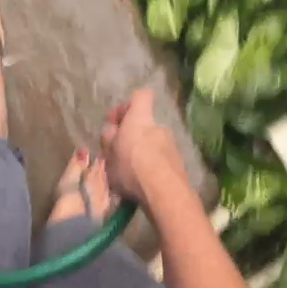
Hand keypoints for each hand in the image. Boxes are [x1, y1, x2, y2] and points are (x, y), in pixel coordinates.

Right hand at [101, 89, 184, 203]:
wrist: (162, 190)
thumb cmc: (130, 167)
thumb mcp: (109, 154)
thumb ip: (109, 140)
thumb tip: (111, 131)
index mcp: (140, 119)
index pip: (140, 97)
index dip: (128, 106)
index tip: (117, 122)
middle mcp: (158, 127)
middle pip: (145, 126)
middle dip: (132, 137)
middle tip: (118, 155)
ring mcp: (170, 145)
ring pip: (152, 145)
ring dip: (142, 155)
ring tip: (129, 175)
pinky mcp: (177, 163)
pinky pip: (160, 161)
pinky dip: (151, 168)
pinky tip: (142, 184)